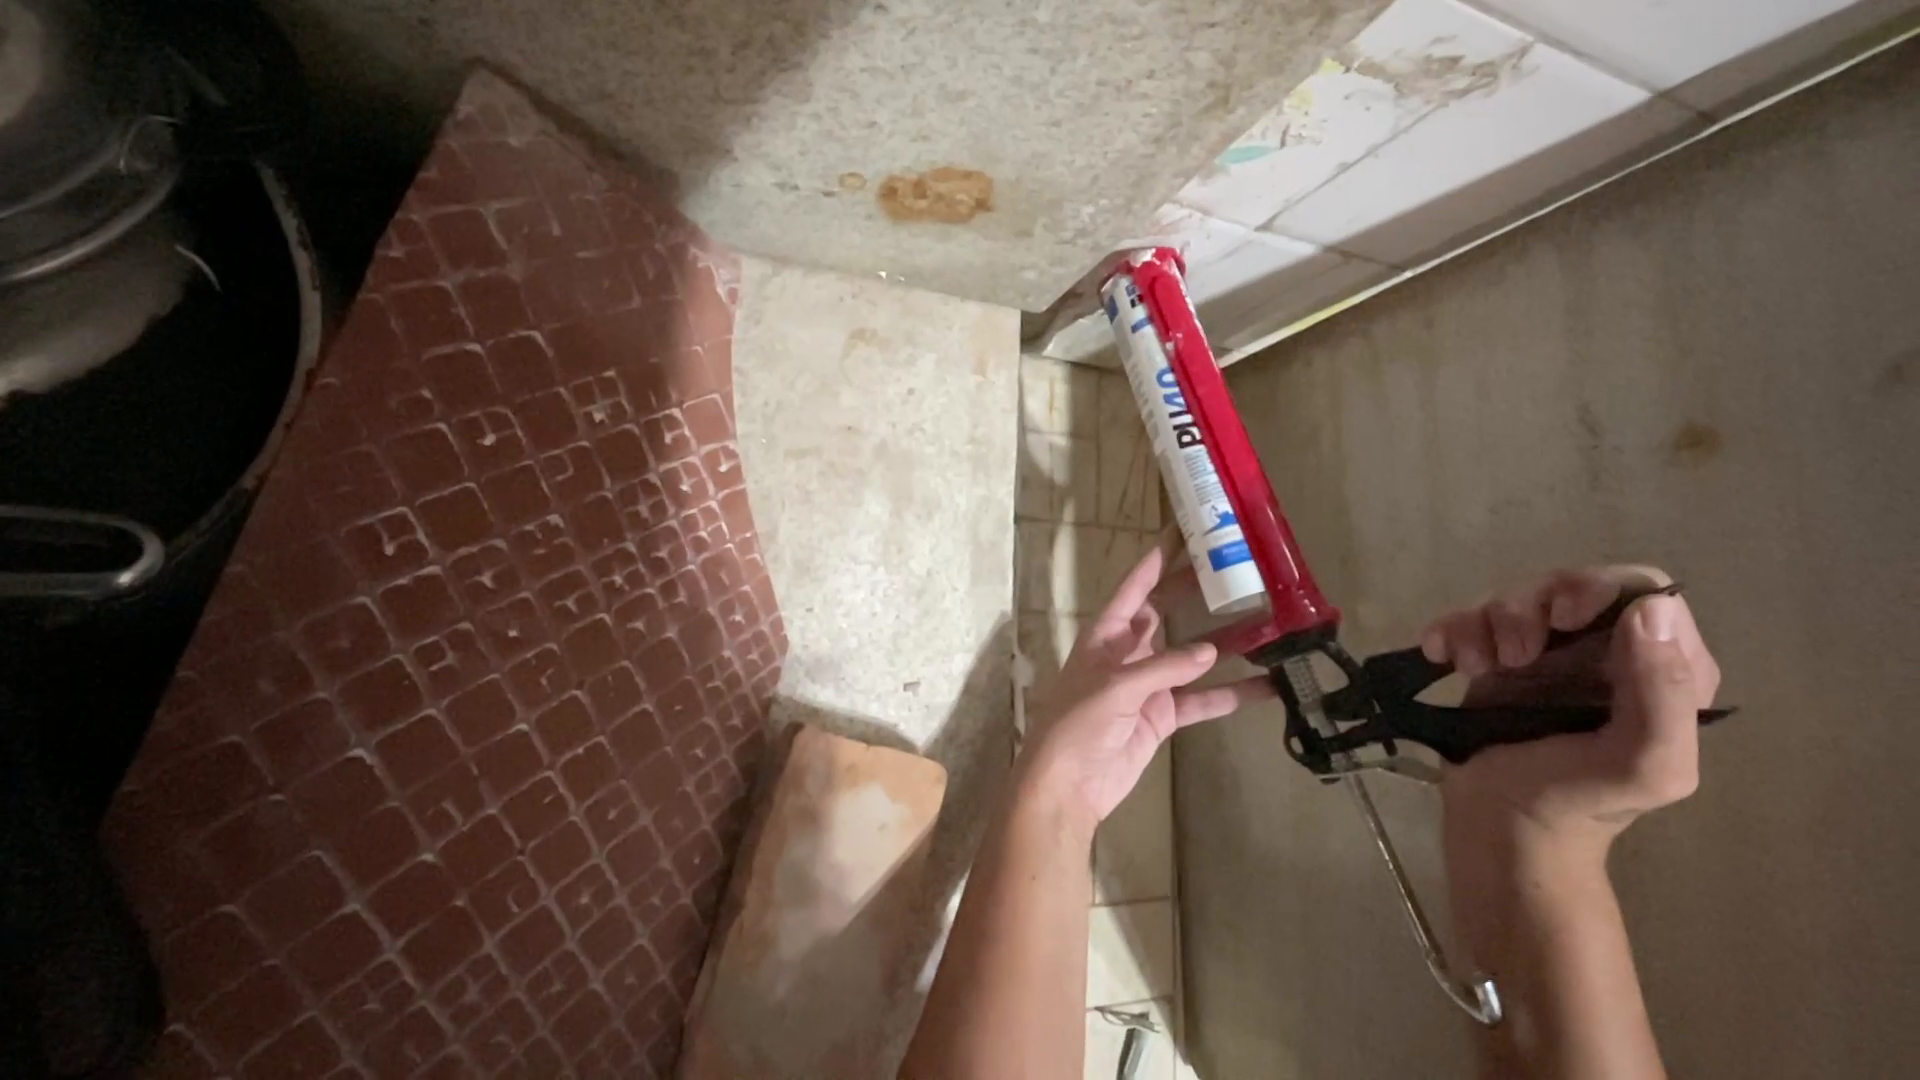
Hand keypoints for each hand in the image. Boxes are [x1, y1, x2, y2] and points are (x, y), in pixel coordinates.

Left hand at [1021, 546, 1270, 824]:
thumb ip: (1163, 667)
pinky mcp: (1163, 716)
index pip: (1133, 589)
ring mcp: (1148, 685)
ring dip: (1224, 643)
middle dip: (1194, 592)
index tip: (1182, 532)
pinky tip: (1265, 687)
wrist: (1067, 783)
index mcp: (1105, 635)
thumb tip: (1212, 650)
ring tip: (1264, 623)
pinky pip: (1202, 700)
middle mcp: (1128, 653)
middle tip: (1234, 570)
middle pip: (1165, 613)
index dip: (1155, 561)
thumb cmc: (1077, 724)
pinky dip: (1230, 695)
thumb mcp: (1115, 686)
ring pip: (1191, 657)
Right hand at [1419, 565, 1721, 856]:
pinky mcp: (1491, 658)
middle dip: (1528, 610)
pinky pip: (1464, 619)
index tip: (1564, 620)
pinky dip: (1448, 631)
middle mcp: (1603, 649)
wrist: (1503, 826)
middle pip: (1565, 585)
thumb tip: (1649, 610)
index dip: (1599, 590)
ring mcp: (1543, 652)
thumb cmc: (1579, 800)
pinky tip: (1442, 659)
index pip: (1643, 590)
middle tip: (1512, 657)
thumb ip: (1664, 691)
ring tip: (1476, 670)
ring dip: (1484, 626)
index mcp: (1660, 666)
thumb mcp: (1645, 763)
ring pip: (1511, 598)